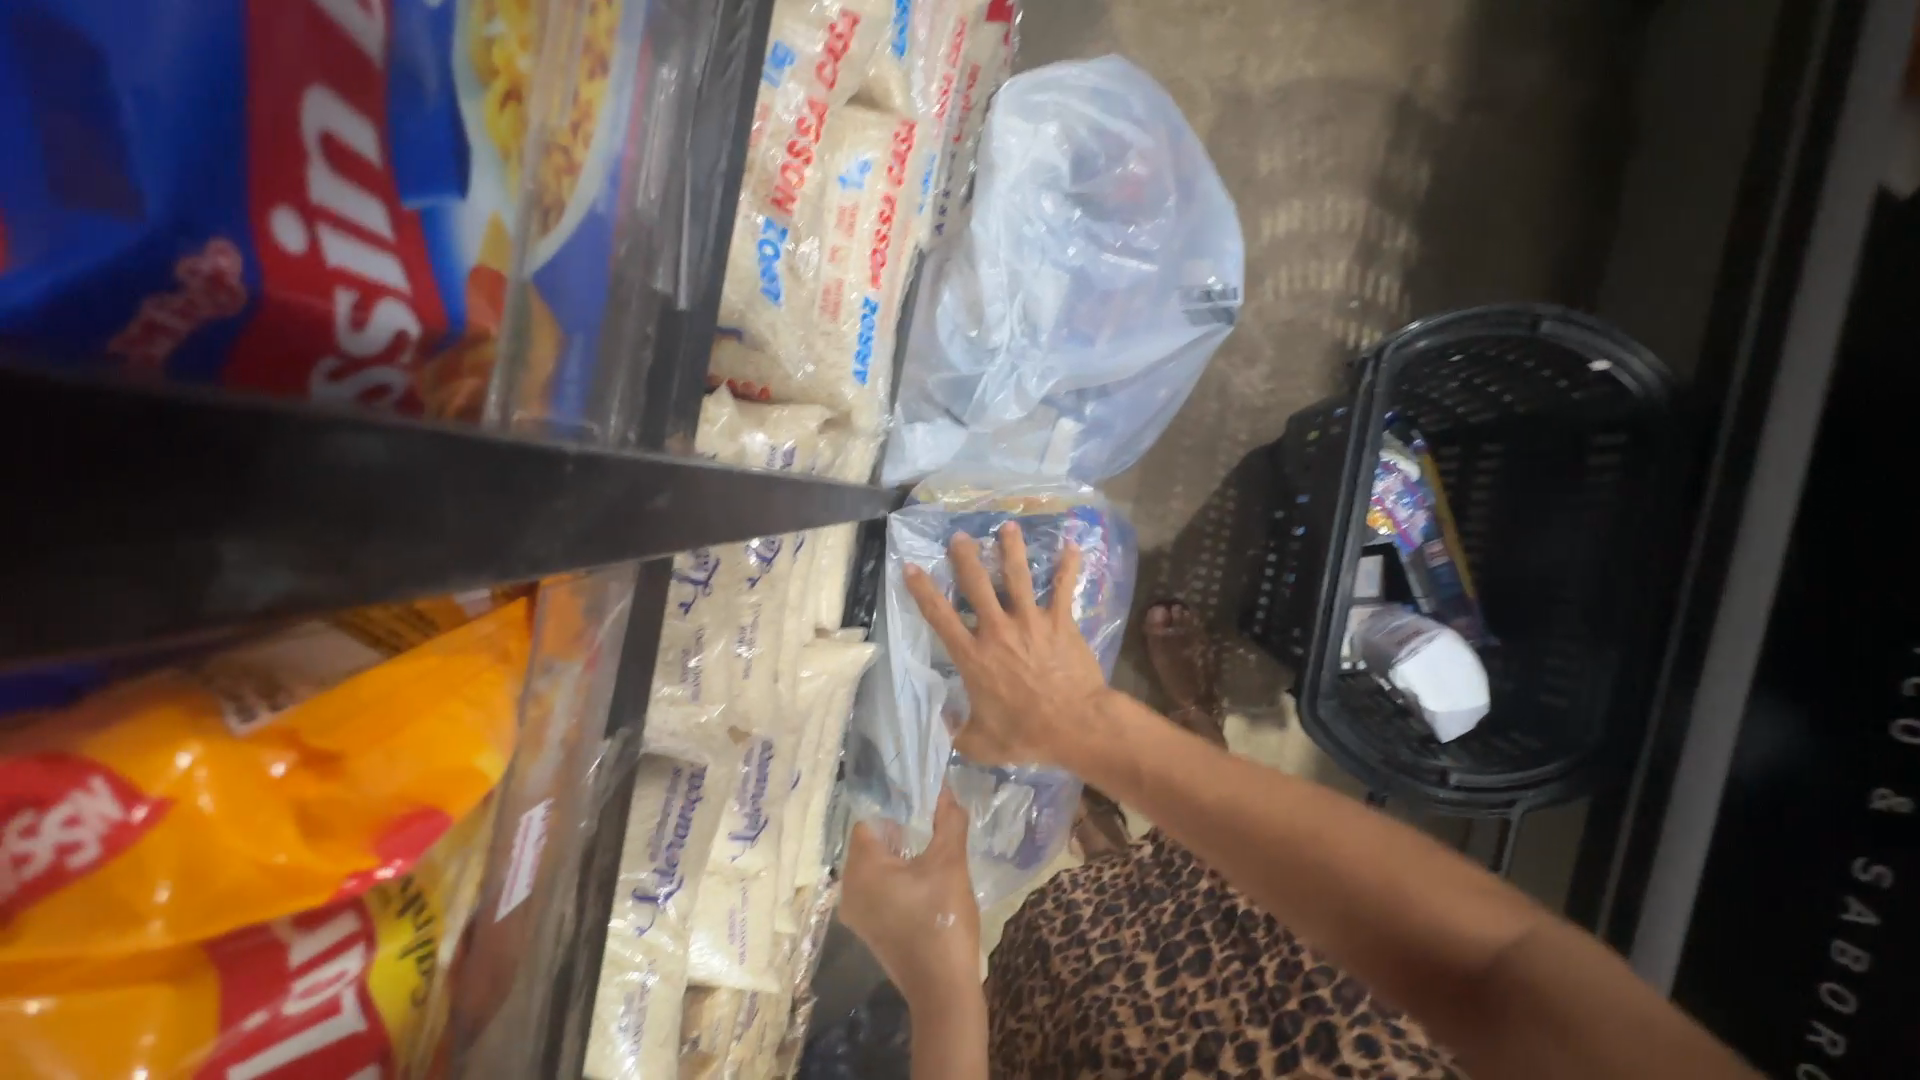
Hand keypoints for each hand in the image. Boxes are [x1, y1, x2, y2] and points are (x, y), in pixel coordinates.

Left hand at [840, 791, 981, 1009]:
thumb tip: (945, 791)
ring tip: (928, 861)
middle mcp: (849, 890)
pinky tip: (923, 889)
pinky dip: (894, 883)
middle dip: (897, 837)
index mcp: (862, 869)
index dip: (895, 816)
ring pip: (873, 869)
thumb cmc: (943, 919)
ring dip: (898, 861)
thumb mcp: (950, 863)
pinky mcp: (868, 931)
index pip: (868, 823)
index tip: (921, 817)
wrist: (943, 988)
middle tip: (928, 837)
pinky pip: (875, 891)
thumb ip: (948, 822)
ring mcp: (856, 914)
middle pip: (868, 846)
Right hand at [903, 523, 1111, 768]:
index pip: (939, 616)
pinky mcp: (1061, 622)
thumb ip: (958, 733)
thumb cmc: (1026, 735)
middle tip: (959, 537)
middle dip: (965, 557)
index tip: (911, 568)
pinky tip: (1070, 544)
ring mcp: (1031, 622)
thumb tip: (945, 723)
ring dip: (1011, 549)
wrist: (1074, 725)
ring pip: (1018, 576)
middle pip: (976, 585)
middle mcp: (997, 630)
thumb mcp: (980, 743)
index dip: (922, 590)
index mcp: (973, 656)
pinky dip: (1068, 566)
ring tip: (1008, 526)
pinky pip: (1063, 588)